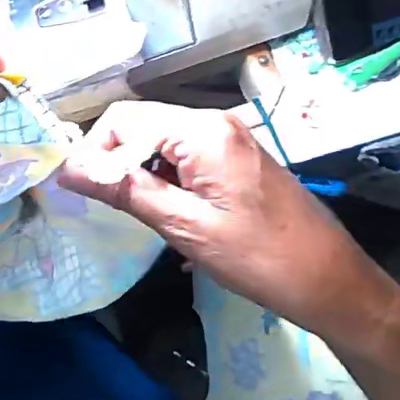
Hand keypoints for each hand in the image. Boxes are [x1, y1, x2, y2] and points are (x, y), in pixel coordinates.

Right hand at [56, 101, 381, 334]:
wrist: (330, 280)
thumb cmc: (259, 258)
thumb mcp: (184, 226)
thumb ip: (124, 191)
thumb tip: (69, 170)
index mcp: (202, 131)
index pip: (123, 120)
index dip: (94, 151)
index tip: (83, 191)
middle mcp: (214, 122)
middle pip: (140, 124)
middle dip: (114, 159)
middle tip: (108, 205)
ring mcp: (227, 136)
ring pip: (159, 138)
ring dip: (138, 168)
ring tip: (137, 210)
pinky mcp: (234, 154)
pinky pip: (182, 151)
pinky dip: (163, 173)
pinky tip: (165, 206)